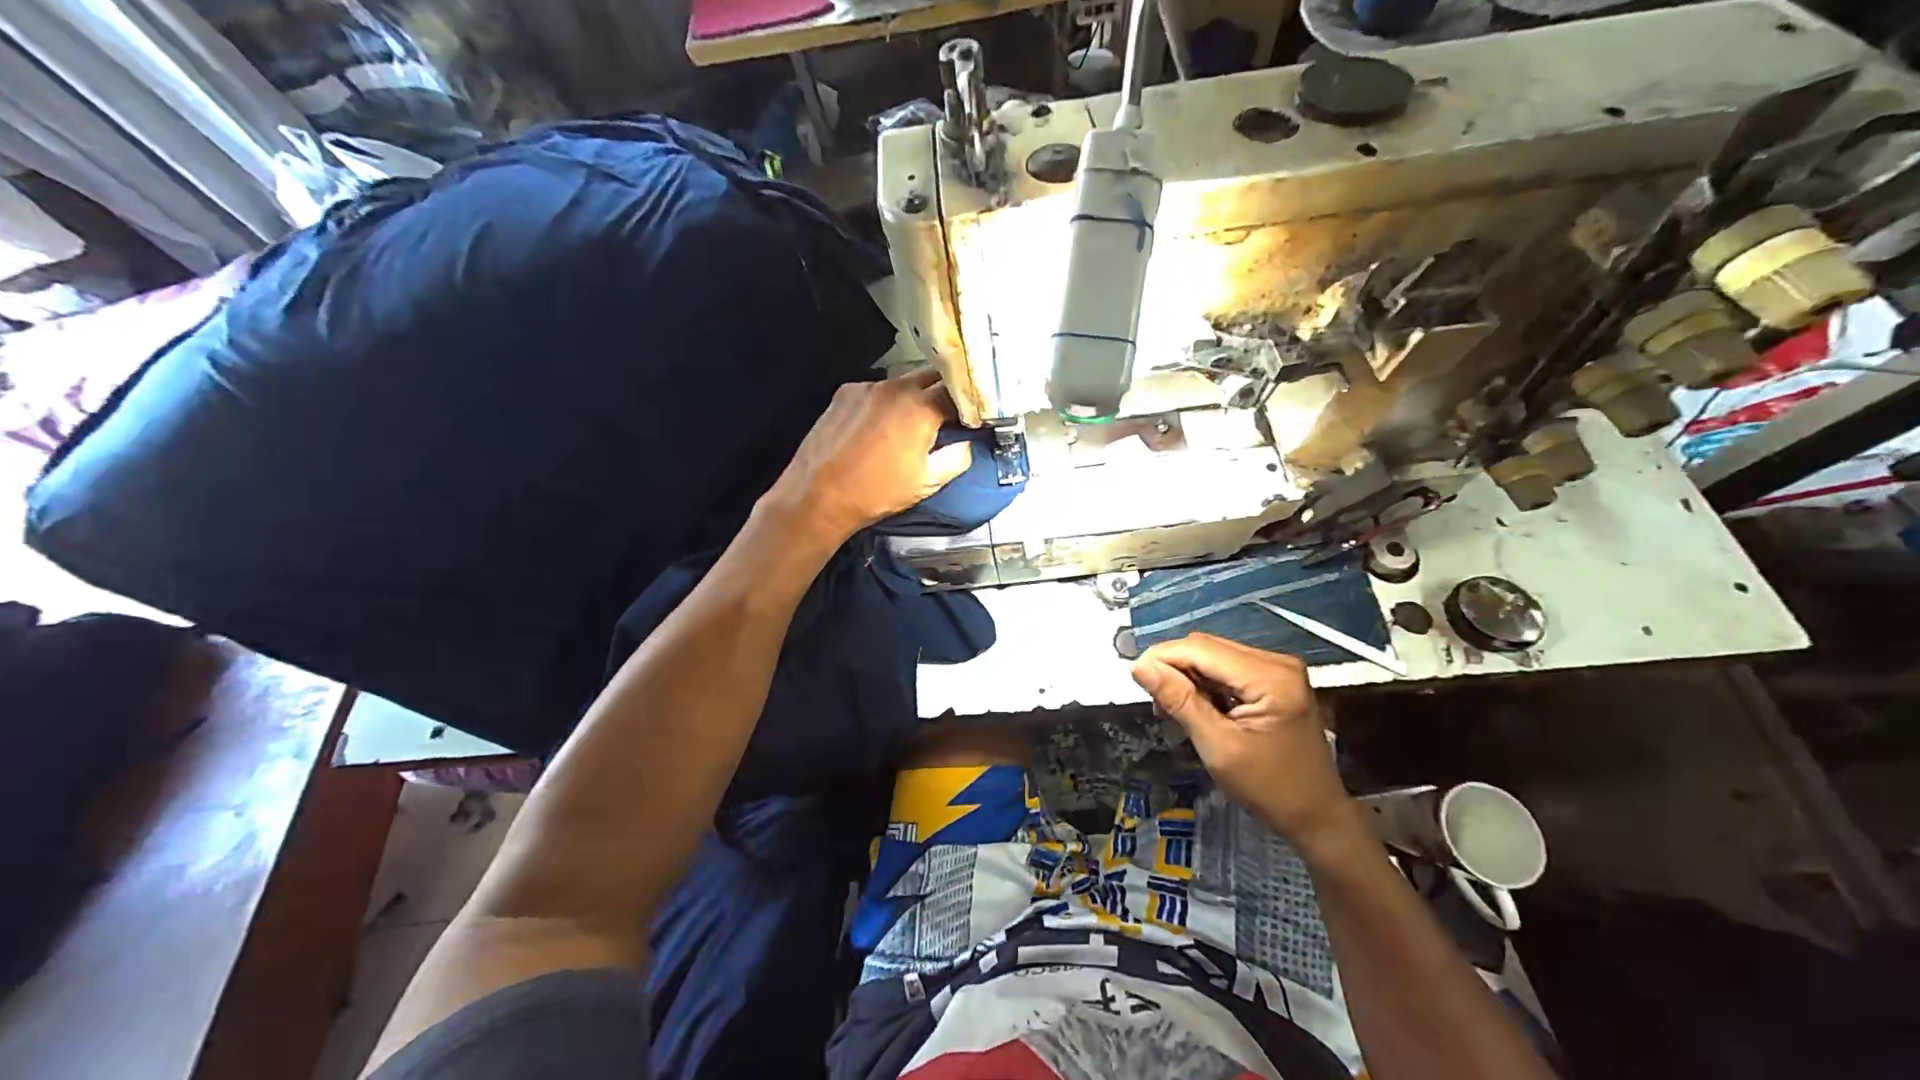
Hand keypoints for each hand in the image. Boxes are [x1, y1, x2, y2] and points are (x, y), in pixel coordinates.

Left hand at [766, 368, 972, 543]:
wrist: (817, 496)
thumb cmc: (875, 493)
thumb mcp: (926, 483)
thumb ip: (956, 459)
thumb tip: (965, 445)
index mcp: (920, 408)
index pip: (958, 391)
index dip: (968, 404)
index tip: (971, 418)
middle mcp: (894, 388)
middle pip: (932, 376)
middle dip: (944, 392)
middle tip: (947, 416)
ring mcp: (866, 388)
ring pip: (902, 381)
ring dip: (913, 396)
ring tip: (910, 424)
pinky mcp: (844, 394)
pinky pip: (875, 390)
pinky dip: (885, 402)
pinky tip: (878, 426)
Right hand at [1131, 634, 1359, 851]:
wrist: (1316, 815)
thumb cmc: (1268, 788)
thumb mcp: (1217, 746)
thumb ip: (1179, 701)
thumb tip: (1140, 667)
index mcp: (1270, 677)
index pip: (1201, 649)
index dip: (1162, 657)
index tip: (1134, 677)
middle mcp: (1277, 662)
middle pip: (1207, 648)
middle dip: (1173, 667)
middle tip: (1153, 700)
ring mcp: (1279, 670)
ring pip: (1214, 656)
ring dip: (1186, 676)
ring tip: (1170, 707)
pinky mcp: (1275, 680)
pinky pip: (1228, 669)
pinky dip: (1205, 683)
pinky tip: (1194, 706)